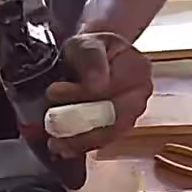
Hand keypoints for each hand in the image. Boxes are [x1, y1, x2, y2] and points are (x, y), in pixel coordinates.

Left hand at [47, 32, 152, 156]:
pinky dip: (81, 146)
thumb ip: (90, 58)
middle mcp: (140, 94)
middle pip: (114, 117)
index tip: (54, 93)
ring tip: (55, 143)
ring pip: (109, 134)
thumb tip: (96, 85)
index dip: (82, 94)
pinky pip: (102, 142)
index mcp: (137, 68)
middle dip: (81, 124)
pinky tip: (63, 148)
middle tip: (51, 125)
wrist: (90, 59)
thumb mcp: (85, 43)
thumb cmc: (89, 49)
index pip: (112, 87)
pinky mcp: (118, 128)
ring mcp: (132, 114)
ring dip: (80, 141)